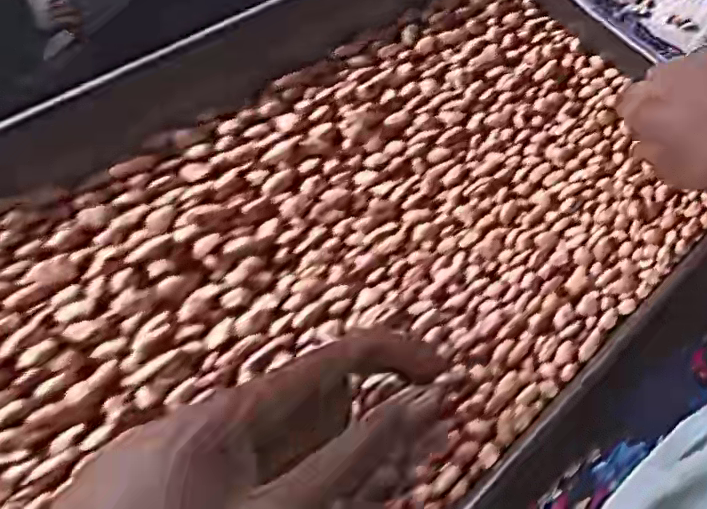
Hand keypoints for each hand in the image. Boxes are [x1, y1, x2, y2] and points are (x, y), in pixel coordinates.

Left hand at [53, 332, 446, 508]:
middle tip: (344, 481)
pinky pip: (223, 462)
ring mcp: (146, 458)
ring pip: (267, 433)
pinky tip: (258, 505)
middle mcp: (184, 422)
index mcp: (222, 415)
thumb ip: (361, 450)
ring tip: (292, 501)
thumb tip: (431, 397)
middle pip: (305, 398)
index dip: (405, 355)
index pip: (343, 352)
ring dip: (300, 460)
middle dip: (340, 431)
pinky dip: (258, 479)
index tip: (443, 374)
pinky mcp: (123, 491)